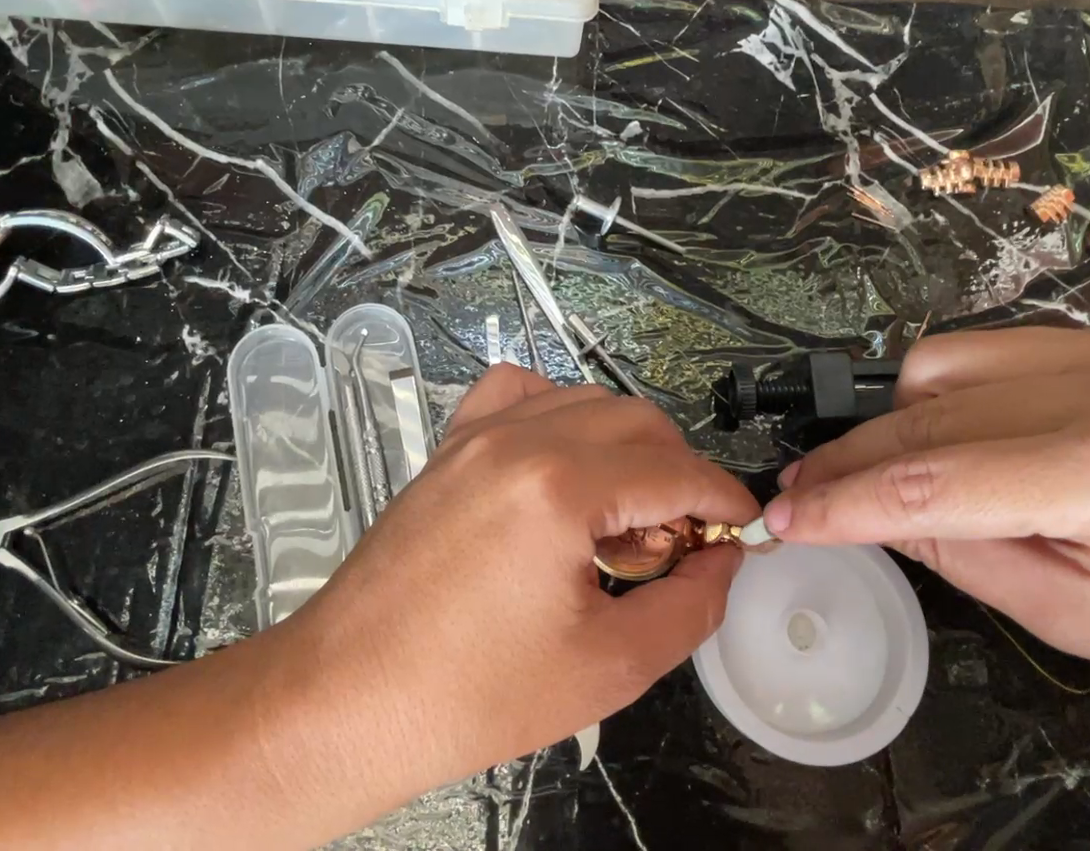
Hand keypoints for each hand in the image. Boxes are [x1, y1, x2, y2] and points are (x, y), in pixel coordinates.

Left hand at [270, 364, 755, 799]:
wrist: (347, 697)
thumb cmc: (472, 695)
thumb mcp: (608, 666)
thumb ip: (690, 606)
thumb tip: (723, 559)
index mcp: (560, 487)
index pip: (676, 470)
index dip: (724, 500)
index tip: (742, 531)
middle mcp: (519, 438)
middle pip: (638, 422)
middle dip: (678, 473)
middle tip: (680, 541)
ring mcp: (477, 434)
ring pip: (585, 400)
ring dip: (625, 446)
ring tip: (622, 515)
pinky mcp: (449, 446)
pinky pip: (518, 393)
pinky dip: (557, 412)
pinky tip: (561, 463)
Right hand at [760, 327, 1089, 691]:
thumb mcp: (1080, 621)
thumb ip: (960, 558)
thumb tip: (869, 512)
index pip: (931, 483)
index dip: (841, 502)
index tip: (779, 518)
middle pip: (922, 417)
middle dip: (846, 460)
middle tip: (797, 492)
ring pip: (935, 367)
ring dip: (888, 422)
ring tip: (875, 472)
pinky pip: (978, 349)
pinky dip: (934, 392)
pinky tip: (938, 434)